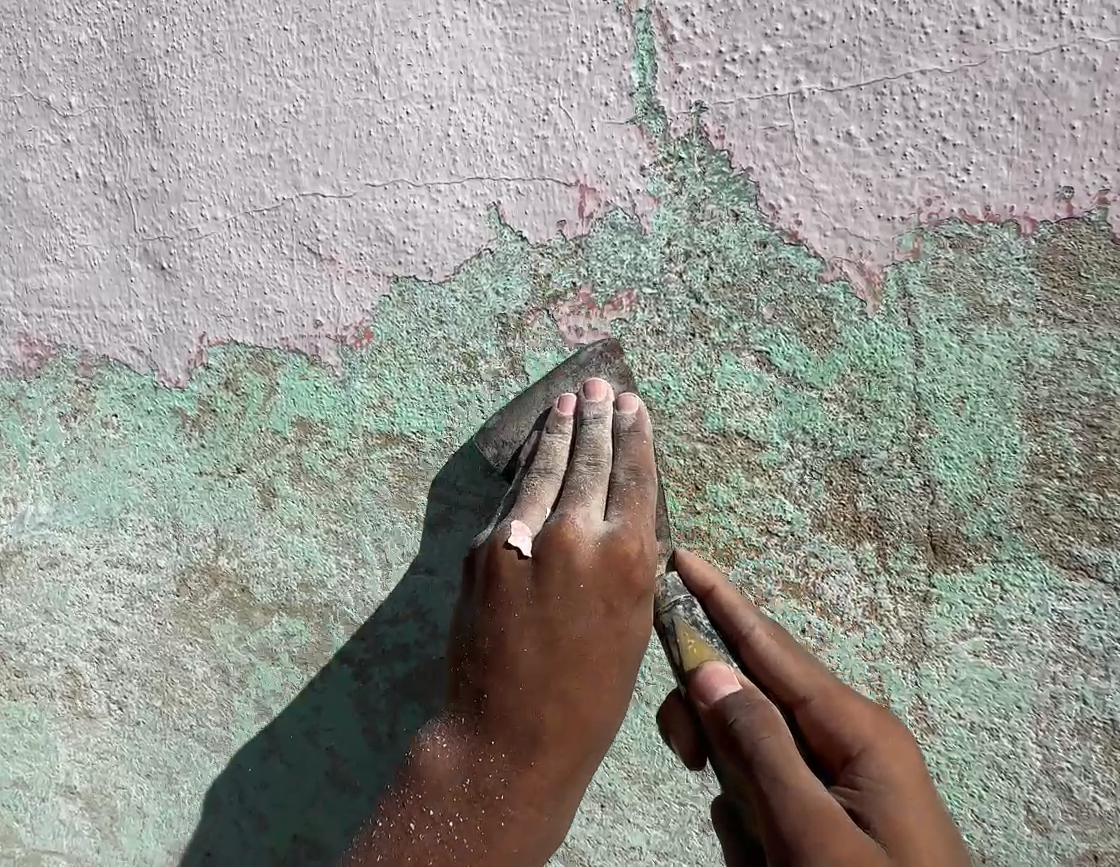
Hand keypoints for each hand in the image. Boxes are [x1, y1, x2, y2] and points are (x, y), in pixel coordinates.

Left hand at [343, 378, 658, 865]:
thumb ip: (628, 562)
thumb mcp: (632, 624)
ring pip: (545, 469)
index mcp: (628, 557)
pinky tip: (533, 450)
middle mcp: (577, 536)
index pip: (634, 477)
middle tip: (600, 386)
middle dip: (597, 418)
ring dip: (558, 431)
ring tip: (568, 400)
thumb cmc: (590, 694)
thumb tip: (623, 516)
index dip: (634, 436)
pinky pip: (513, 498)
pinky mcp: (485, 548)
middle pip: (589, 460)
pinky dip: (526, 469)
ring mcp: (524, 538)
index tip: (633, 405)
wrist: (509, 733)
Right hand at [655, 550, 969, 866]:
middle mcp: (851, 738)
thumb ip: (757, 746)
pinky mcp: (834, 814)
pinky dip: (755, 827)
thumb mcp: (812, 836)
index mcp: (857, 728)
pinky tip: (768, 862)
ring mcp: (843, 778)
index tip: (684, 557)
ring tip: (759, 855)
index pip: (770, 644)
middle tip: (687, 760)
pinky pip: (769, 796)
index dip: (721, 599)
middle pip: (755, 697)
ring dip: (738, 797)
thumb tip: (709, 666)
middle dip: (714, 725)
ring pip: (754, 754)